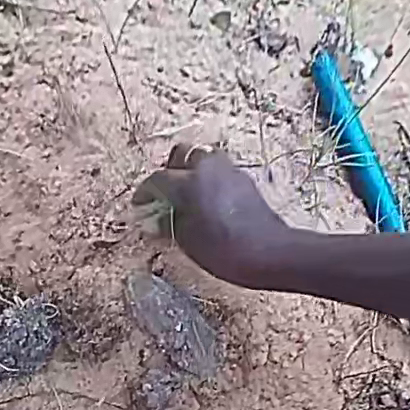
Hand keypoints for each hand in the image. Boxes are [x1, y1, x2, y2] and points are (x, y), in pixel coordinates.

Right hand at [133, 144, 290, 284]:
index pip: (157, 179)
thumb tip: (157, 220)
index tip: (139, 205)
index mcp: (188, 182)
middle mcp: (207, 168)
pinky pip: (219, 172)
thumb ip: (170, 225)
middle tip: (164, 195)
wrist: (269, 253)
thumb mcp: (188, 242)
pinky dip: (208, 182)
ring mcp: (229, 171)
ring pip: (202, 160)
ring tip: (187, 199)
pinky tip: (208, 205)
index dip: (145, 193)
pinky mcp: (244, 181)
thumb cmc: (224, 251)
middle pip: (182, 155)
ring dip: (191, 173)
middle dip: (169, 171)